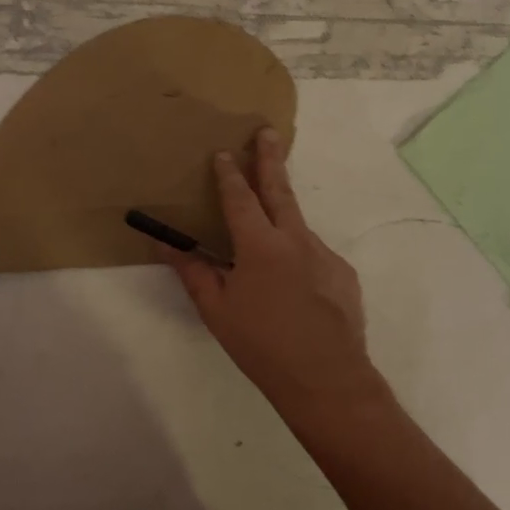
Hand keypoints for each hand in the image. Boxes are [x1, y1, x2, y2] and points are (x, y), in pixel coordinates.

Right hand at [163, 128, 393, 433]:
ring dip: (281, 215)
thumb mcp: (217, 310)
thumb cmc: (261, 345)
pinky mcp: (343, 274)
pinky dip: (298, 259)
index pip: (240, 198)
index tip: (223, 152)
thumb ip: (193, 272)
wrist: (327, 379)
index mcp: (260, 246)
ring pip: (297, 226)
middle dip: (270, 158)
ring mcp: (324, 255)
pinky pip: (313, 256)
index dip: (229, 174)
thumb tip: (166, 246)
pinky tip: (292, 289)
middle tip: (267, 131)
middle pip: (279, 190)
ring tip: (267, 233)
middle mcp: (295, 240)